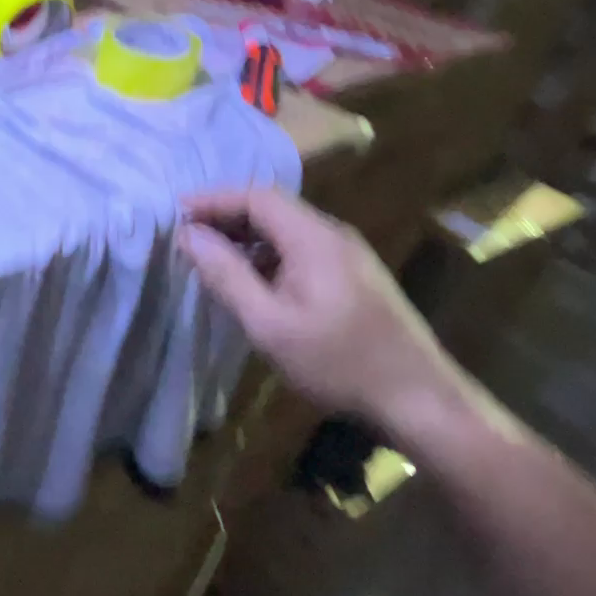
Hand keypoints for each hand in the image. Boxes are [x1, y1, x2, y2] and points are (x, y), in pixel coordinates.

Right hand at [176, 188, 464, 428]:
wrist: (419, 398)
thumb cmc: (339, 363)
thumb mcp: (270, 325)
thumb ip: (227, 276)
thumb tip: (189, 236)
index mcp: (315, 239)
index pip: (258, 197)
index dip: (213, 200)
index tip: (176, 214)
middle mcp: (334, 236)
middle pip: (273, 209)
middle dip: (226, 216)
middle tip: (187, 237)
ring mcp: (348, 256)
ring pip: (287, 230)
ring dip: (246, 237)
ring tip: (210, 259)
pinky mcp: (354, 278)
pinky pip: (300, 250)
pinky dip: (267, 255)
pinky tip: (251, 282)